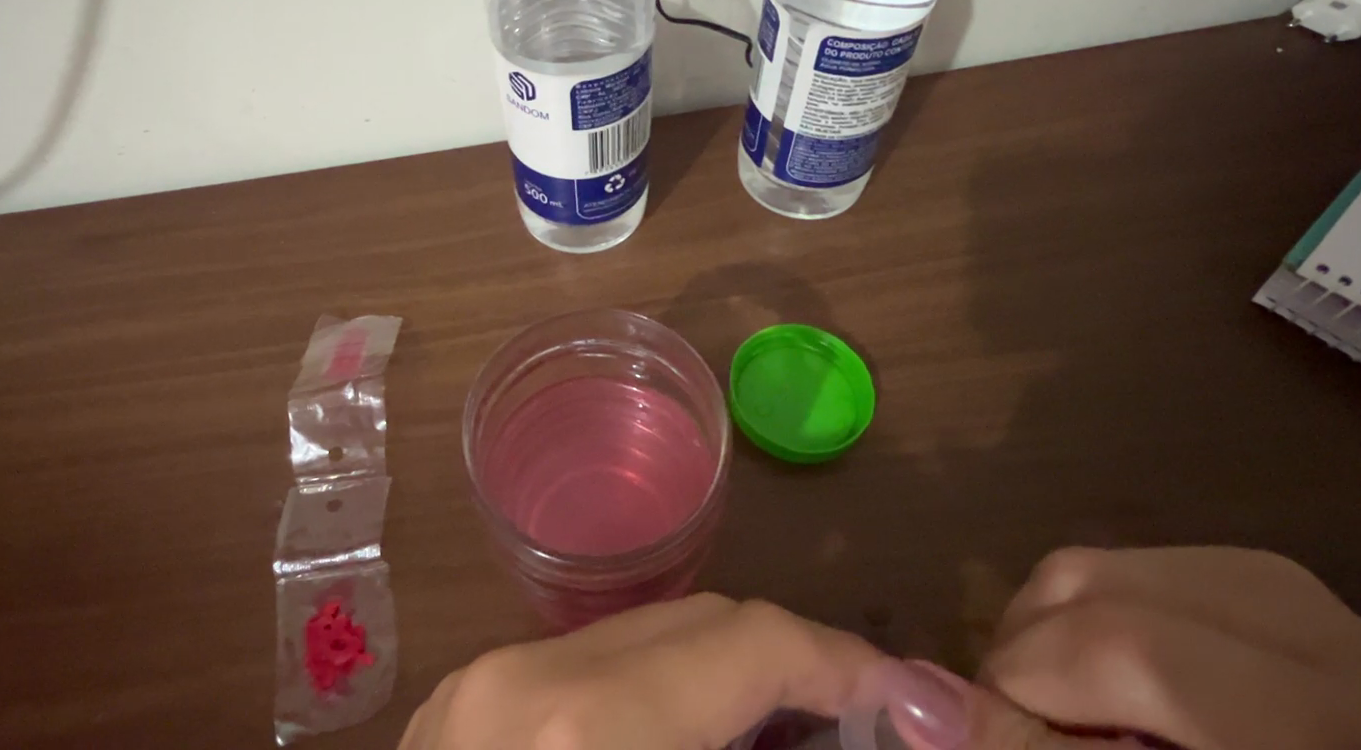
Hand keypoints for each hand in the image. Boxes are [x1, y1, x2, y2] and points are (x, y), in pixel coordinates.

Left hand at [398, 592, 959, 749]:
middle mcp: (524, 676)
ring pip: (638, 639)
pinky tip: (677, 738)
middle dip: (785, 663)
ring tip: (771, 732)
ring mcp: (479, 681)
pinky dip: (649, 692)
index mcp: (585, 728)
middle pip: (695, 621)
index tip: (902, 697)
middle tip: (851, 718)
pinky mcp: (458, 700)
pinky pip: (582, 667)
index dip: (840, 662)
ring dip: (716, 676)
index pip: (744, 639)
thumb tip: (831, 737)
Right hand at [935, 547, 1360, 749]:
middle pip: (1101, 578)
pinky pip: (1173, 571)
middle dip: (1024, 642)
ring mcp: (1336, 617)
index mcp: (1318, 719)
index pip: (1121, 647)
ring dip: (1061, 623)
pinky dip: (1117, 614)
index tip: (979, 731)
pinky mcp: (1324, 612)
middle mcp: (1338, 644)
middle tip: (1014, 717)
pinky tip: (1132, 683)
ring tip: (1067, 703)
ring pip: (1124, 560)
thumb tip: (910, 690)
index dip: (1020, 681)